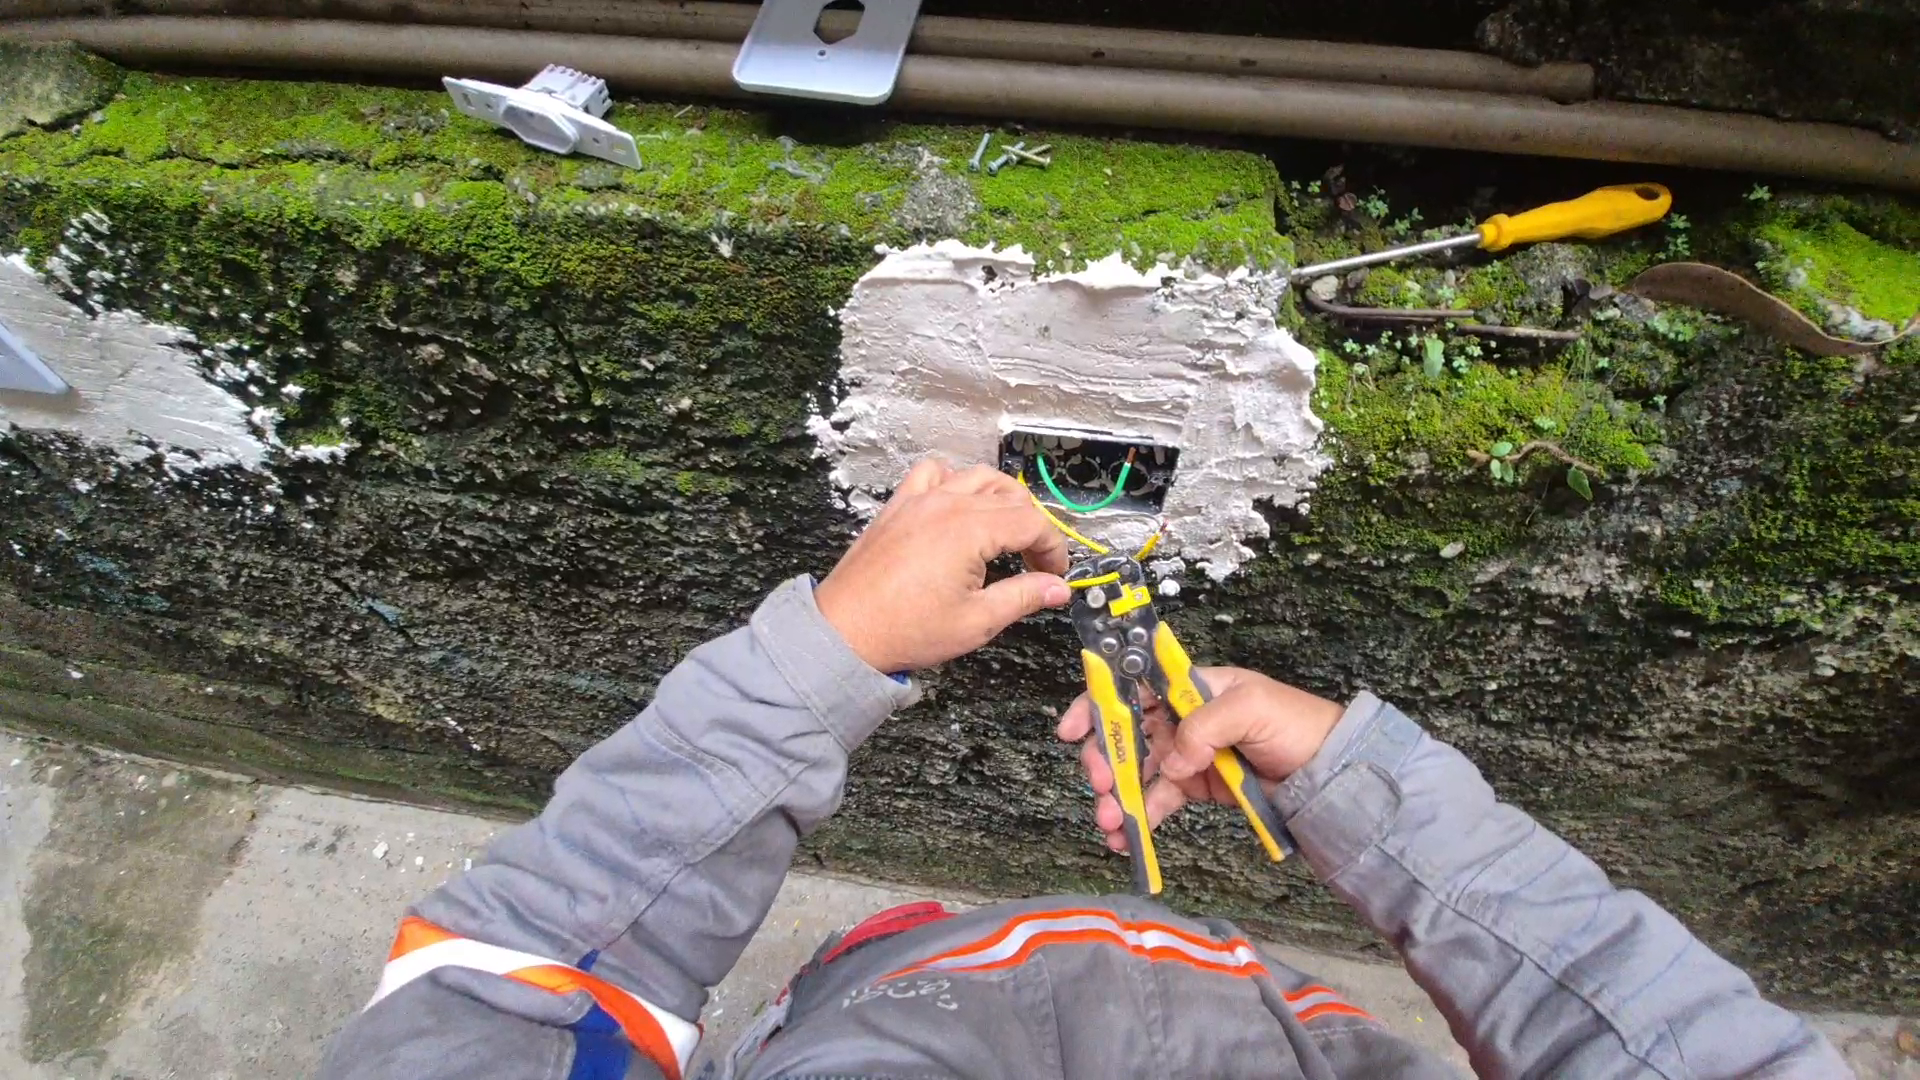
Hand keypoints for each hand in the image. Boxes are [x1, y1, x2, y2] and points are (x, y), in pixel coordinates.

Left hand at [816, 459, 1072, 672]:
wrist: (845, 632)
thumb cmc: (906, 630)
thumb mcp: (976, 621)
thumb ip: (1023, 597)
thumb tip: (1058, 588)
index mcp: (970, 529)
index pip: (1032, 522)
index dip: (1053, 547)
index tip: (1055, 573)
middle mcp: (947, 503)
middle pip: (1010, 497)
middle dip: (1032, 528)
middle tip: (1034, 564)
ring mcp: (919, 499)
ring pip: (977, 476)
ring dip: (1001, 499)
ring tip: (1005, 532)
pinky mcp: (898, 505)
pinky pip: (933, 473)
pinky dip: (954, 481)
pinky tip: (957, 506)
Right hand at [1055, 667, 1343, 851]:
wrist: (1332, 774)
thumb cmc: (1295, 724)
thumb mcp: (1252, 708)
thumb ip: (1205, 726)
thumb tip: (1171, 762)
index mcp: (1187, 686)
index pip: (1130, 686)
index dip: (1096, 703)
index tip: (1071, 730)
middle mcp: (1178, 717)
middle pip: (1123, 732)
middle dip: (1102, 758)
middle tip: (1098, 785)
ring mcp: (1185, 754)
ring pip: (1135, 770)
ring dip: (1116, 795)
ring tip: (1110, 822)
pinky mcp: (1194, 787)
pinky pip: (1157, 800)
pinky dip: (1140, 819)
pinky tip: (1127, 840)